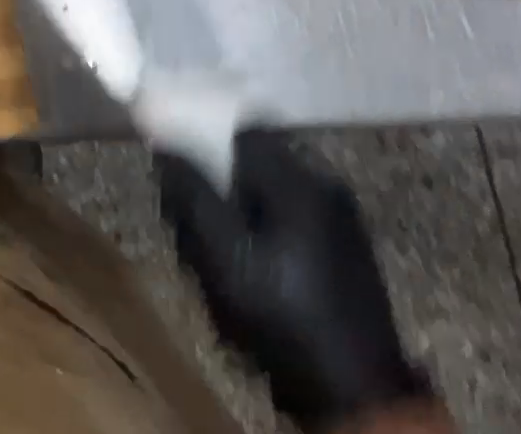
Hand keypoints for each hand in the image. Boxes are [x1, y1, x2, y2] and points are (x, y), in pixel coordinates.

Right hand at [157, 131, 434, 431]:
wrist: (355, 393)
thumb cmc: (278, 314)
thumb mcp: (219, 252)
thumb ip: (190, 193)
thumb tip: (165, 147)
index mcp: (298, 181)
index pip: (243, 128)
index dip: (203, 134)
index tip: (172, 154)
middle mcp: (326, 188)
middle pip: (253, 161)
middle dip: (213, 181)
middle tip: (184, 216)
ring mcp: (340, 222)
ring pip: (267, 193)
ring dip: (233, 211)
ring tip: (209, 253)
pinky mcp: (344, 252)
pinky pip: (287, 220)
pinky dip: (258, 232)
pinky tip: (242, 269)